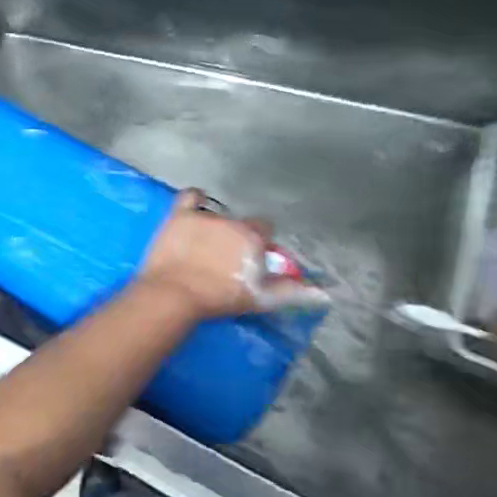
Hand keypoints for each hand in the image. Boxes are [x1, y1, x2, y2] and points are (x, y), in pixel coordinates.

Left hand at [134, 189, 327, 321]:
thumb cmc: (218, 299)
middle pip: (239, 223)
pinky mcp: (179, 217)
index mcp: (252, 237)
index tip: (248, 258)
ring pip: (216, 214)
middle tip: (224, 257)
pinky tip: (196, 203)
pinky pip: (190, 197)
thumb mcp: (260, 299)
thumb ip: (291, 292)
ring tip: (204, 243)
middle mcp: (231, 221)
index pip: (263, 230)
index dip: (257, 243)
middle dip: (236, 236)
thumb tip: (323, 293)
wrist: (173, 294)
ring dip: (215, 225)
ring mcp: (204, 217)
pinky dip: (195, 198)